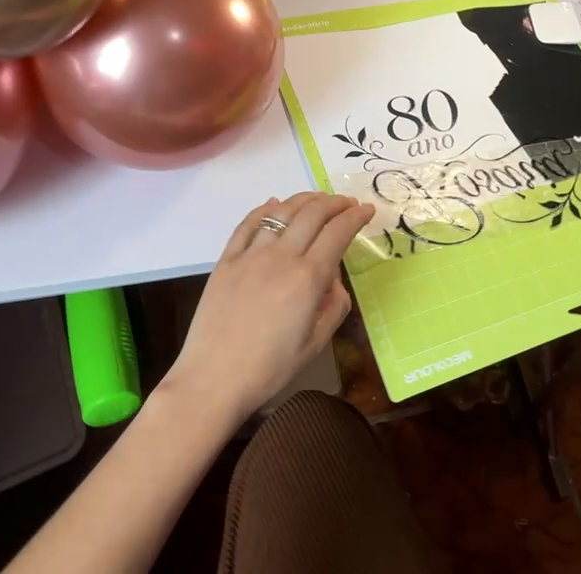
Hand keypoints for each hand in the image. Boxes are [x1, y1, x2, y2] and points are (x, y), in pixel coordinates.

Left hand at [161, 193, 374, 425]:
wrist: (213, 381)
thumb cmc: (270, 369)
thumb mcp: (316, 342)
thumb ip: (334, 305)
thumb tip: (333, 279)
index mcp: (307, 278)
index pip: (338, 233)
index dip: (356, 216)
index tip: (367, 210)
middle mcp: (281, 257)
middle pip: (312, 214)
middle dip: (335, 202)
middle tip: (347, 203)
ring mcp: (250, 256)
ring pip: (282, 212)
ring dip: (304, 199)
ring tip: (318, 198)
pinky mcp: (226, 261)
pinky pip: (247, 224)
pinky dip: (264, 209)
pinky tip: (274, 204)